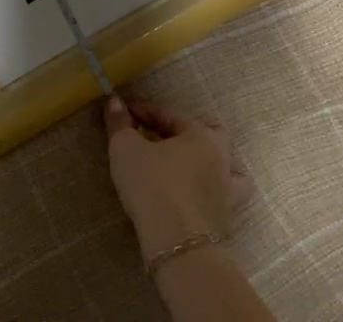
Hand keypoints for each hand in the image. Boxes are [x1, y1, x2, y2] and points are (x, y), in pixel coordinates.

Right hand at [104, 94, 253, 263]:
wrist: (176, 242)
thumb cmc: (152, 185)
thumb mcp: (126, 149)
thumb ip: (120, 123)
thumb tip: (114, 100)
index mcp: (200, 135)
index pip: (169, 113)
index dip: (143, 110)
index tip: (123, 111)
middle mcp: (221, 156)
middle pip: (207, 132)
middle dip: (182, 129)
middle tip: (157, 135)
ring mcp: (228, 187)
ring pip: (226, 163)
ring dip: (208, 158)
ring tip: (188, 161)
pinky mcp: (225, 216)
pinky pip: (225, 194)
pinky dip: (216, 189)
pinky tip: (202, 192)